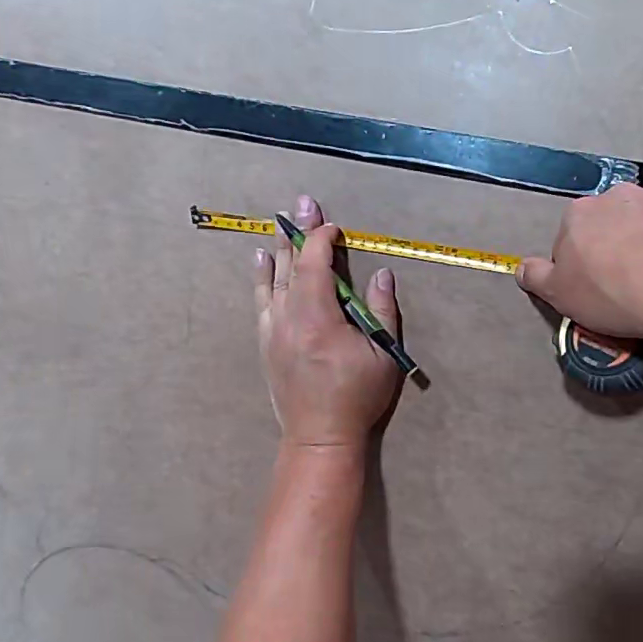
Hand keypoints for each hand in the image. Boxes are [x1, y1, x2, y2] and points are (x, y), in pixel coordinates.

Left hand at [253, 194, 403, 450]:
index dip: (322, 241)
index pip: (316, 266)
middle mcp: (289, 319)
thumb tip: (381, 274)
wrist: (319, 437)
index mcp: (318, 320)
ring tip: (280, 224)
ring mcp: (273, 331)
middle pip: (291, 266)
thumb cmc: (357, 398)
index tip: (333, 227)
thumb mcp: (382, 356)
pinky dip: (261, 278)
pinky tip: (260, 261)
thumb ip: (382, 311)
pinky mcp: (266, 343)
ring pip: (273, 280)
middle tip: (302, 203)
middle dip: (298, 233)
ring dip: (280, 250)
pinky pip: (260, 301)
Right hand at [517, 183, 642, 339]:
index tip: (587, 289)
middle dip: (609, 253)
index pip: (568, 239)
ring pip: (642, 228)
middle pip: (606, 228)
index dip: (576, 269)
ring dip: (642, 250)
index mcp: (579, 214)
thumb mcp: (559, 295)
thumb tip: (526, 270)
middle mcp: (617, 199)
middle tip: (617, 290)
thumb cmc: (622, 292)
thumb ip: (537, 277)